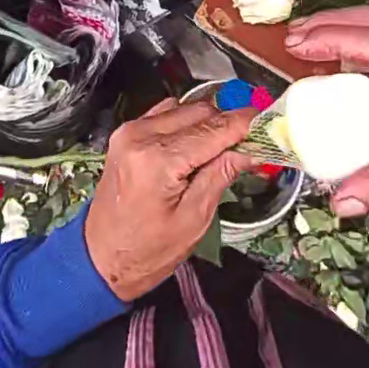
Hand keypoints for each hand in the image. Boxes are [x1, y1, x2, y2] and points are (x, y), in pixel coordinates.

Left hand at [84, 98, 256, 300]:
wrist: (98, 260)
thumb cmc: (147, 251)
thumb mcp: (194, 219)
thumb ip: (222, 174)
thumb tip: (252, 149)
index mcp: (158, 160)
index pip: (215, 129)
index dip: (246, 124)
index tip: (270, 124)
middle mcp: (142, 135)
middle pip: (203, 112)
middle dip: (230, 124)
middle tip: (251, 143)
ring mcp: (131, 130)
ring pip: (187, 108)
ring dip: (209, 122)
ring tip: (225, 147)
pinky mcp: (128, 132)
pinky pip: (168, 113)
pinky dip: (188, 121)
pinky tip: (197, 143)